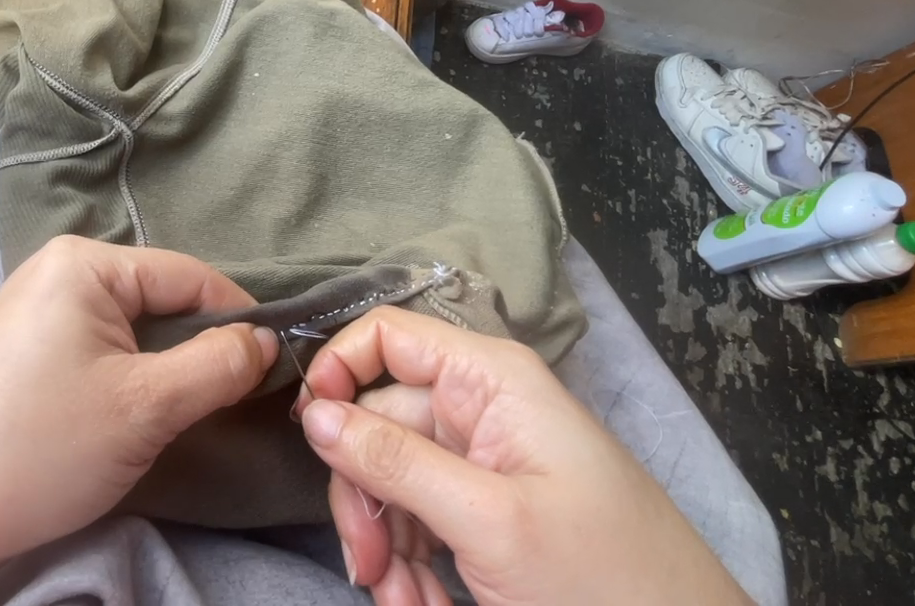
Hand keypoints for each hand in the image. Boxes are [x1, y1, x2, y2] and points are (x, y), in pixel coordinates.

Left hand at [0, 236, 276, 605]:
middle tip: (234, 392)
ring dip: (165, 360)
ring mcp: (34, 301)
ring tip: (185, 404)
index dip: (238, 316)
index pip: (187, 275)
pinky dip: (129, 368)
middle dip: (199, 342)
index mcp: (84, 261)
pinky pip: (98, 339)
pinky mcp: (23, 339)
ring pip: (131, 322)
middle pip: (158, 296)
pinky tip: (132, 405)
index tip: (277, 360)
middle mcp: (56, 265)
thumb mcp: (148, 406)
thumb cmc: (45, 448)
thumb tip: (267, 339)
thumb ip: (219, 365)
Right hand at [295, 307, 750, 605]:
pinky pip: (417, 517)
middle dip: (364, 495)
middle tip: (366, 567)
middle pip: (379, 420)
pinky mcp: (482, 508)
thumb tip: (312, 413)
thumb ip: (393, 460)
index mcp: (486, 378)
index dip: (339, 368)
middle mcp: (478, 406)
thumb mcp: (488, 520)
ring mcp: (479, 460)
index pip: (386, 335)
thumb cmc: (601, 579)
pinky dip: (408, 564)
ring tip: (402, 602)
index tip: (313, 431)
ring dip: (384, 543)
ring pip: (390, 477)